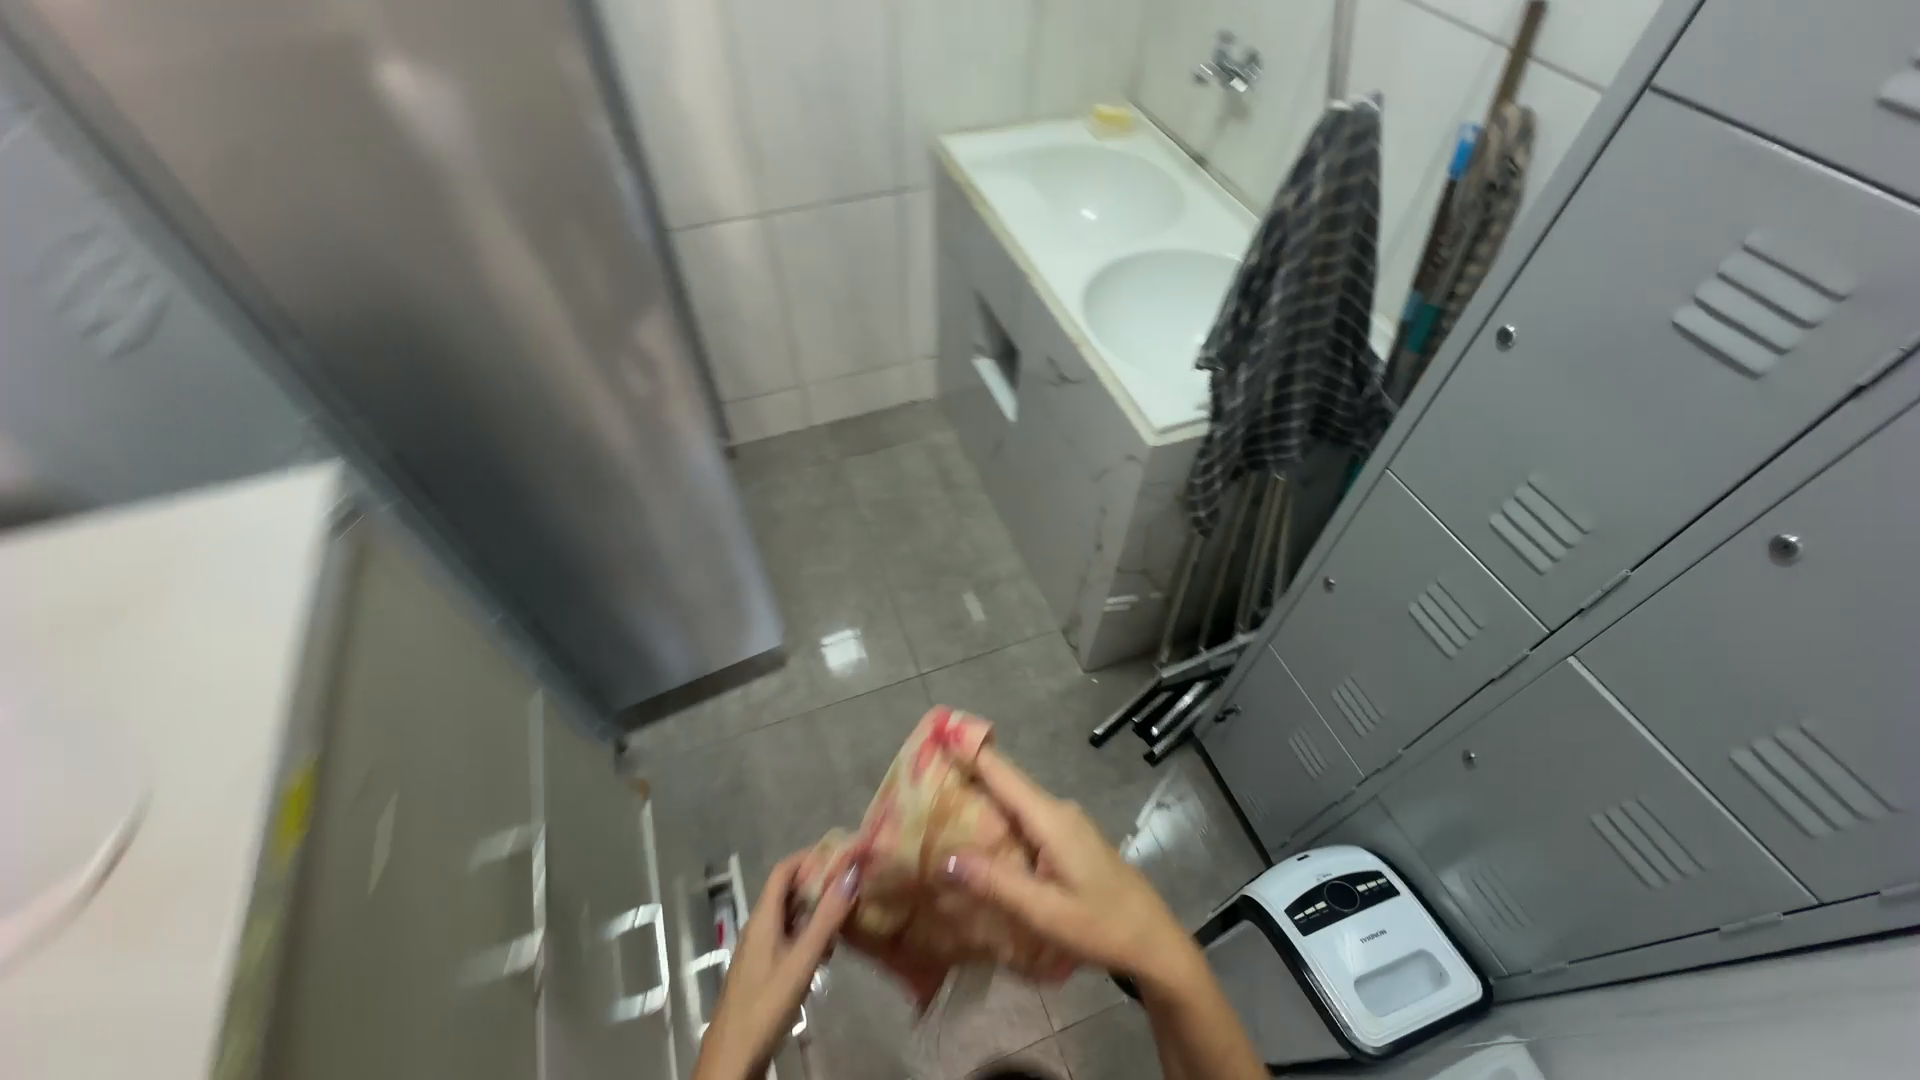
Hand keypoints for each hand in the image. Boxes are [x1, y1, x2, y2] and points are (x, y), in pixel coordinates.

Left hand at [694, 848, 861, 1079]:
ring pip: (789, 917)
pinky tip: (827, 951)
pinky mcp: (763, 970)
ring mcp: (759, 950)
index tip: (840, 855)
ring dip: (815, 911)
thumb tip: (850, 873)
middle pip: (787, 892)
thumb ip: (827, 918)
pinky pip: (788, 938)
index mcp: (762, 918)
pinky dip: (809, 935)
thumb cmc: (766, 1004)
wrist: (732, 1058)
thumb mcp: (802, 960)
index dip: (809, 857)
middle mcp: (758, 927)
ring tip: (846, 915)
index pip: (783, 870)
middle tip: (851, 884)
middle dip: (817, 883)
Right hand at [940, 748, 1200, 988]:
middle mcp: (1058, 811)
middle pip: (1006, 784)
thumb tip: (945, 857)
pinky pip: (1025, 821)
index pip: (1003, 774)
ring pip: (1015, 804)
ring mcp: (1066, 824)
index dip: (972, 751)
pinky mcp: (1069, 840)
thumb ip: (995, 882)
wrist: (1154, 942)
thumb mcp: (1044, 912)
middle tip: (923, 778)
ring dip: (982, 801)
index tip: (939, 732)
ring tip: (939, 806)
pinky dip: (999, 822)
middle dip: (967, 776)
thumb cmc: (1102, 925)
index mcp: (1051, 819)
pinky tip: (978, 838)